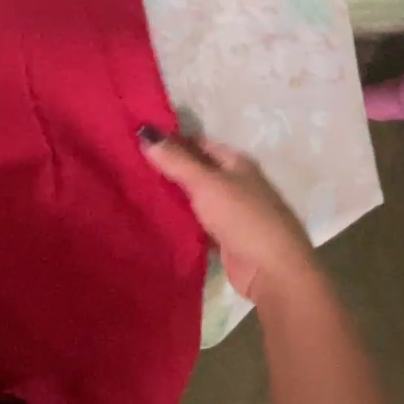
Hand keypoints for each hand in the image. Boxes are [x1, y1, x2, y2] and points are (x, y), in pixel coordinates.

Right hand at [140, 129, 315, 301]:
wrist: (273, 271)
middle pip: (196, 169)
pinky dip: (178, 217)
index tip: (138, 139)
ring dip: (171, 193)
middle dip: (168, 167)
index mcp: (237, 164)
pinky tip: (154, 215)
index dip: (171, 139)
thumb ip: (176, 160)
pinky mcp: (225, 236)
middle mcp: (236, 183)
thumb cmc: (242, 218)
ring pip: (195, 195)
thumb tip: (145, 132)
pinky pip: (196, 220)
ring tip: (135, 187)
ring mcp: (232, 211)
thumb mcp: (206, 183)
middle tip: (130, 164)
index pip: (199, 143)